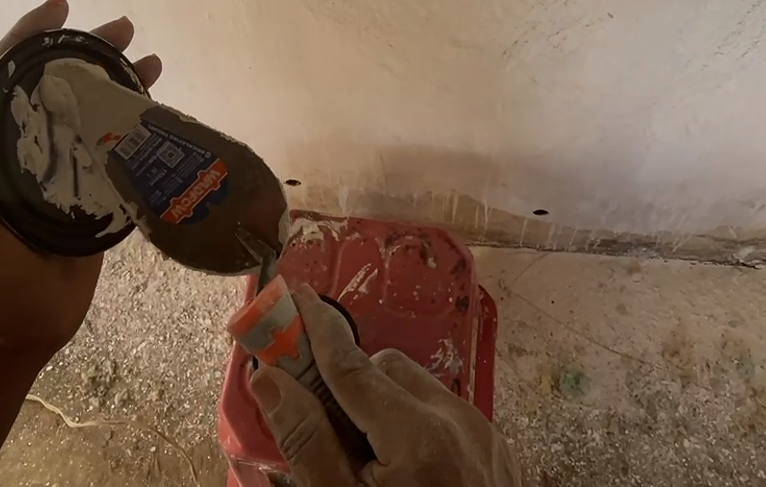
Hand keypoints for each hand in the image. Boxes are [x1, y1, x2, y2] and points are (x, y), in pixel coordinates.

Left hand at [0, 0, 163, 365]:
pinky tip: (160, 106)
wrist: (22, 333)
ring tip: (150, 57)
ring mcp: (65, 166)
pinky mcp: (96, 189)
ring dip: (119, 78)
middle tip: (123, 27)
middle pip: (58, 82)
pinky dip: (138, 119)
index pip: (4, 75)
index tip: (58, 7)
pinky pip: (118, 144)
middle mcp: (29, 146)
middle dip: (88, 48)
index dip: (28, 36)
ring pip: (93, 108)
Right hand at [251, 286, 520, 486]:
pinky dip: (412, 421)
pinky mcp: (496, 452)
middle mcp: (458, 421)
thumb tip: (269, 378)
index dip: (317, 327)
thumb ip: (306, 441)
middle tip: (321, 419)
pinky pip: (443, 411)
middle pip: (386, 369)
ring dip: (382, 402)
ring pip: (416, 386)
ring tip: (363, 456)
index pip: (352, 363)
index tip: (294, 297)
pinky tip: (400, 468)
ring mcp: (483, 435)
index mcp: (418, 435)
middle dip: (349, 383)